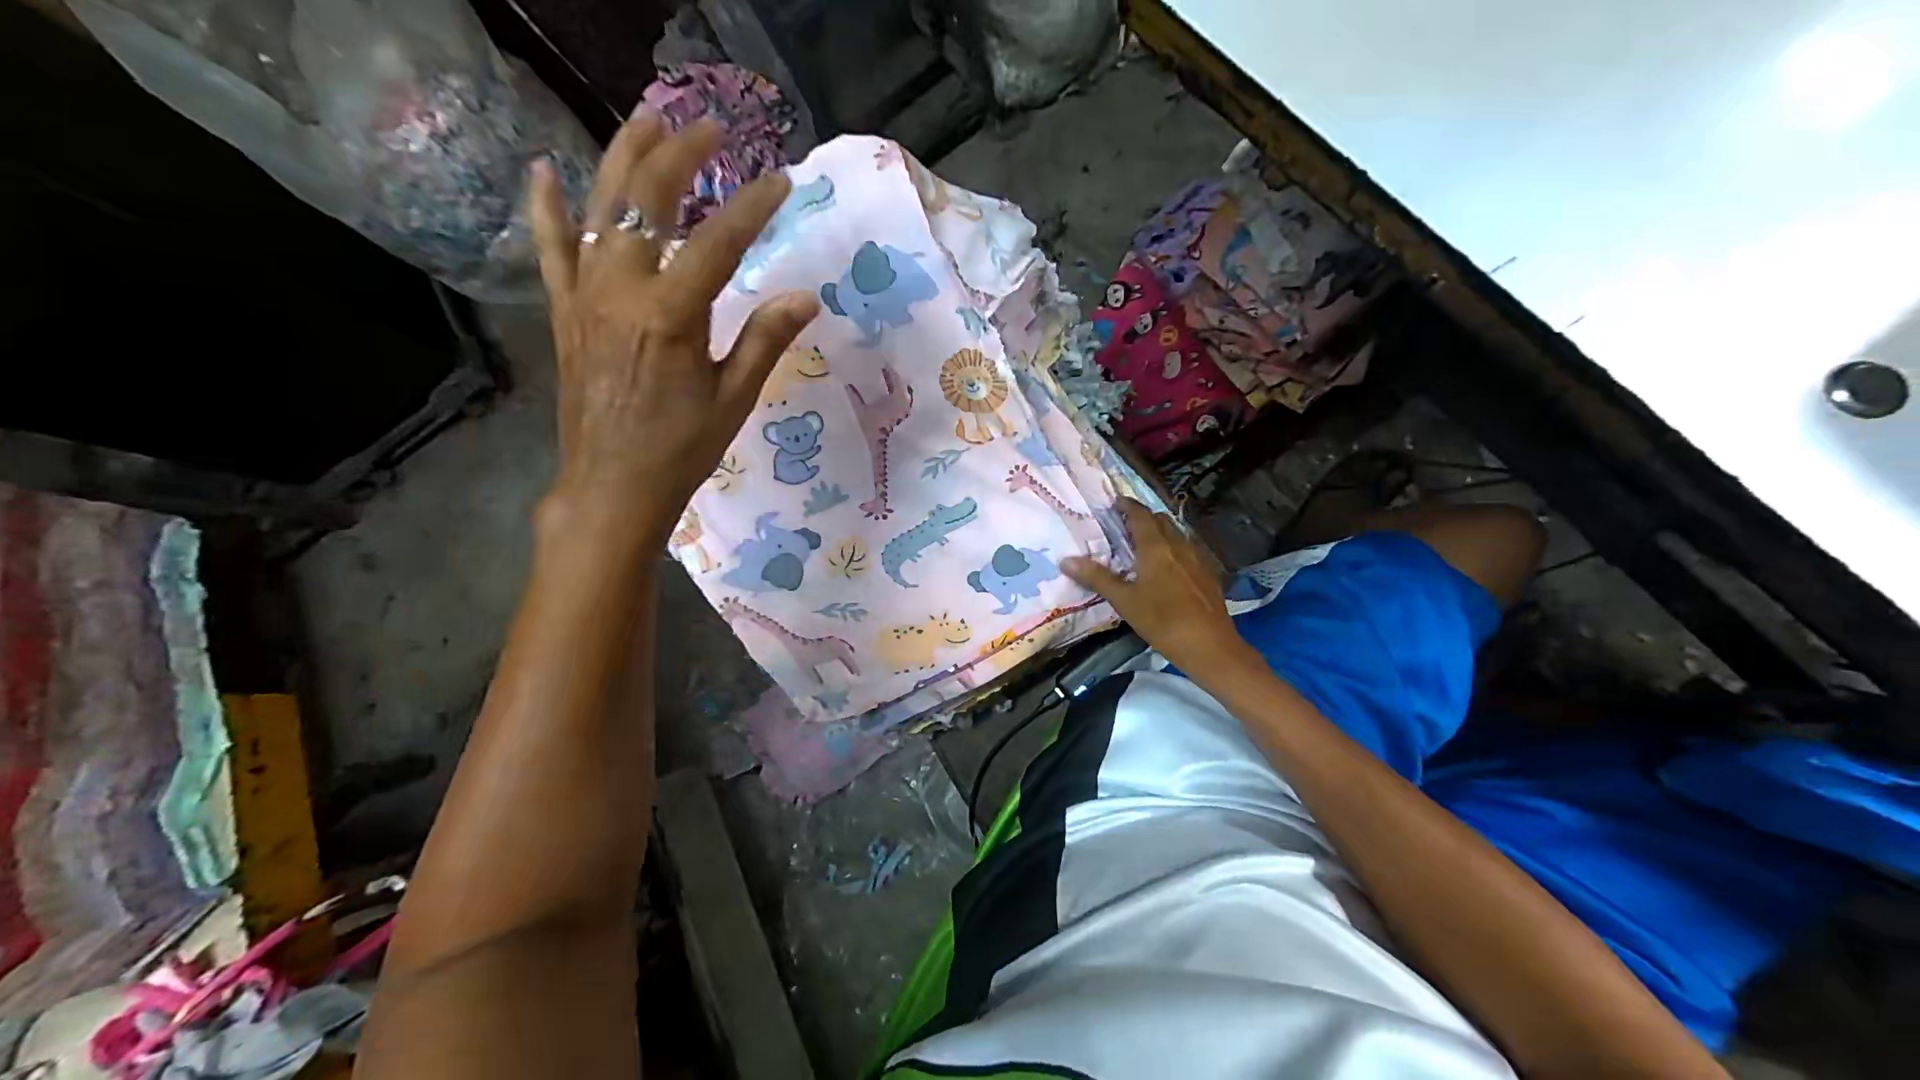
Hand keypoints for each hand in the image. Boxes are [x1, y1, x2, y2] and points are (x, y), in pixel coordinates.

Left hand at [527, 107, 818, 537]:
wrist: (612, 487)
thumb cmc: (681, 449)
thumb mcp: (734, 399)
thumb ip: (764, 340)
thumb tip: (805, 297)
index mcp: (671, 316)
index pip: (717, 241)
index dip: (752, 206)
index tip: (781, 180)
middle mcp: (621, 291)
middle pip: (646, 200)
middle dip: (680, 154)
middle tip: (711, 128)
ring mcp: (585, 297)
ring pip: (597, 208)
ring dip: (624, 157)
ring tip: (648, 118)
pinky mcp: (565, 312)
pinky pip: (551, 249)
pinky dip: (546, 208)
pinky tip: (544, 169)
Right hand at [1062, 499, 1256, 676]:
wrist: (1209, 645)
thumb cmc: (1161, 621)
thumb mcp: (1124, 600)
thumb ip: (1096, 577)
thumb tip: (1066, 560)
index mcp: (1155, 547)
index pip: (1140, 515)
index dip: (1127, 505)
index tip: (1115, 503)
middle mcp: (1178, 545)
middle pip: (1160, 521)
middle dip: (1143, 518)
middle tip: (1125, 526)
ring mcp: (1197, 558)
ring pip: (1176, 534)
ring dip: (1160, 532)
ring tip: (1144, 545)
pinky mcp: (1208, 574)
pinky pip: (1188, 550)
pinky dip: (1173, 549)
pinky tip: (1168, 568)